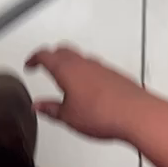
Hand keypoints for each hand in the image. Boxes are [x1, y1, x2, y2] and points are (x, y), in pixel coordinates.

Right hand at [26, 46, 155, 141]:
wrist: (137, 115)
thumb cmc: (103, 113)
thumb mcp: (68, 117)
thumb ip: (50, 109)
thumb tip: (38, 106)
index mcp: (66, 69)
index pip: (44, 55)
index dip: (34, 58)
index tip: (30, 64)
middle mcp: (83, 63)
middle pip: (62, 49)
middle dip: (51, 55)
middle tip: (44, 63)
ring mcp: (101, 67)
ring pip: (80, 57)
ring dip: (70, 62)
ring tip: (66, 76)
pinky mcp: (115, 74)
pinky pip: (96, 67)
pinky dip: (87, 71)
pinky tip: (88, 87)